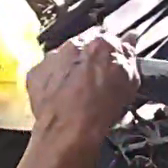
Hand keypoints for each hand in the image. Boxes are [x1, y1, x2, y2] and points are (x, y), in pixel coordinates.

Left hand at [25, 29, 138, 155]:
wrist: (70, 128)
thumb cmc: (101, 108)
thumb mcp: (130, 83)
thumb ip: (129, 57)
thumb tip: (129, 43)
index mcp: (102, 42)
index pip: (111, 40)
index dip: (113, 55)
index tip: (115, 65)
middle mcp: (76, 44)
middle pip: (86, 47)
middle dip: (91, 61)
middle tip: (98, 82)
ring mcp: (53, 57)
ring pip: (66, 59)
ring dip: (73, 70)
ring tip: (80, 93)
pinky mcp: (36, 72)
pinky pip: (48, 73)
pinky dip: (55, 82)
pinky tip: (63, 97)